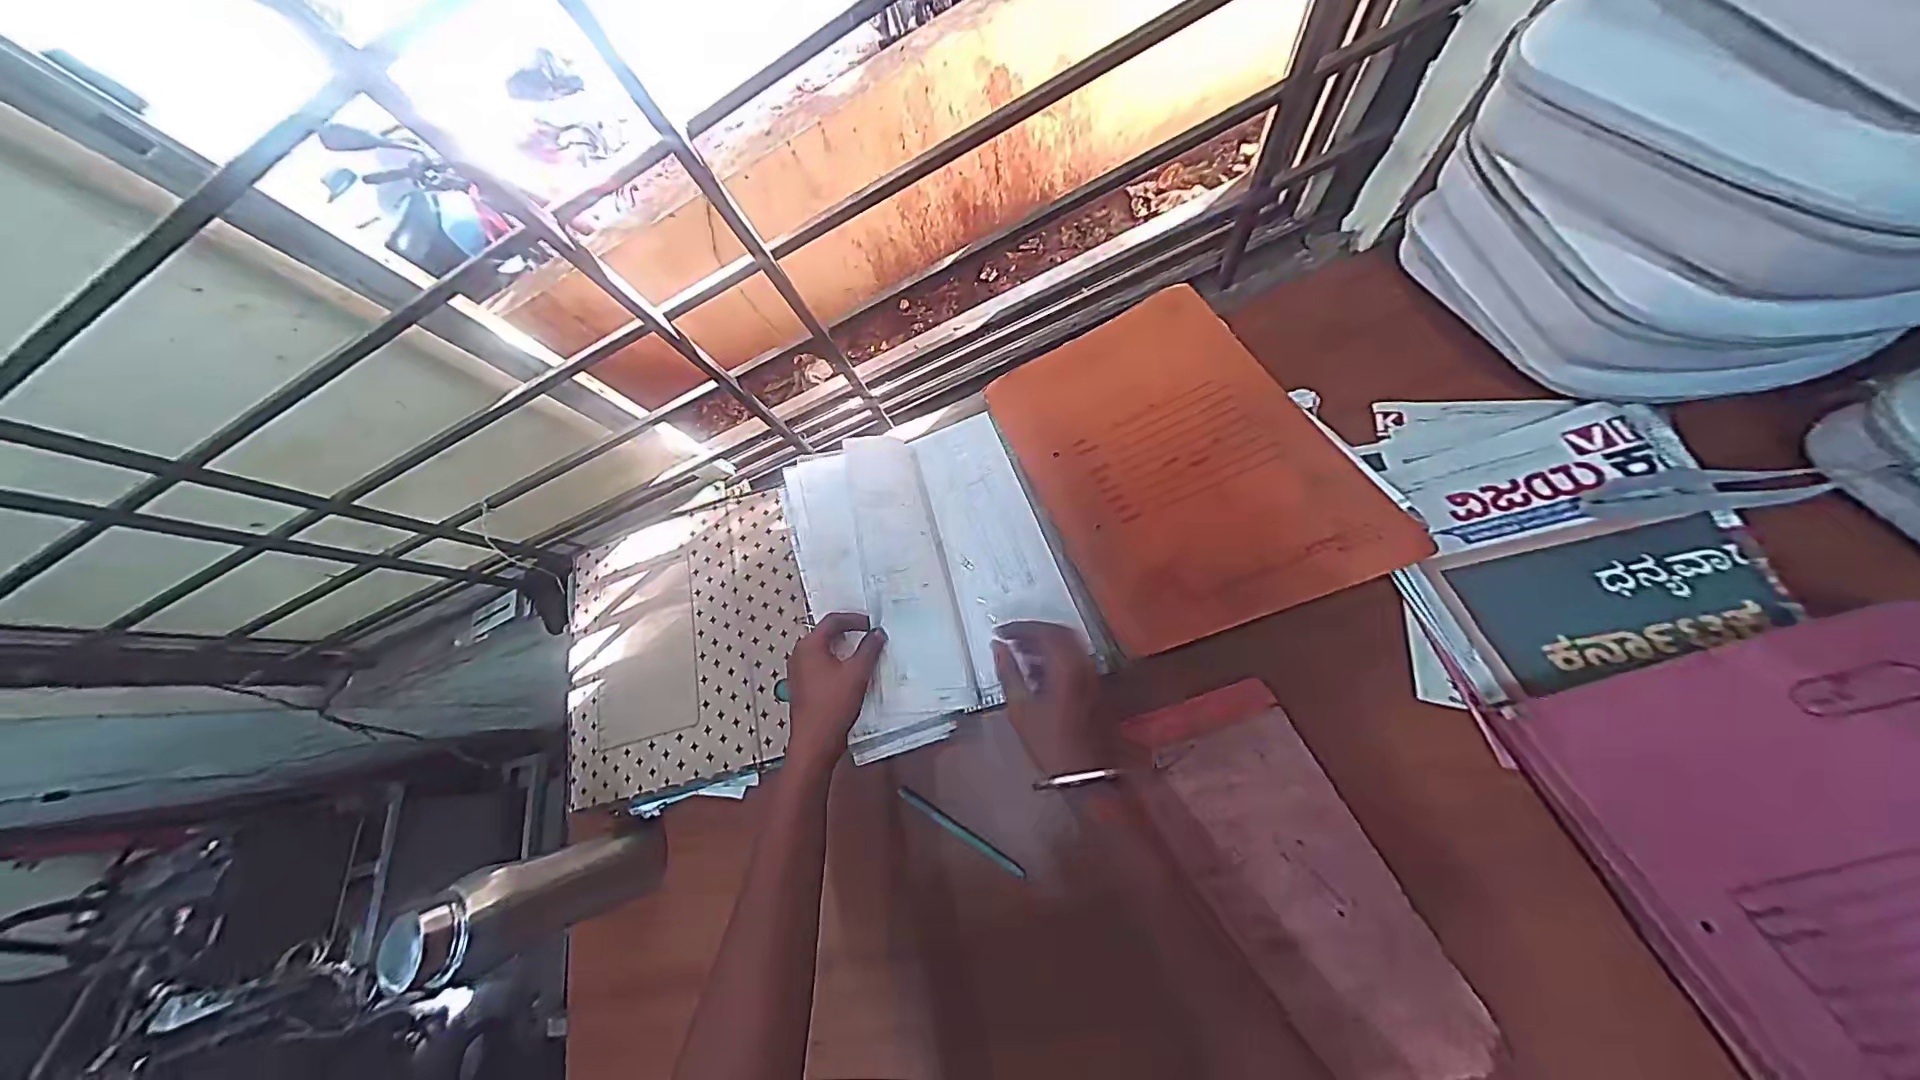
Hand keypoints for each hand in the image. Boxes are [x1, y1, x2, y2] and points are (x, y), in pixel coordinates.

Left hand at [784, 613, 885, 775]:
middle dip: (849, 633)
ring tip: (862, 655)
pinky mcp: (802, 686)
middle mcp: (799, 655)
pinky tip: (850, 674)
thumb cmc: (832, 707)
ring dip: (843, 649)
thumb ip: (869, 649)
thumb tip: (876, 634)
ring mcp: (798, 671)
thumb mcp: (858, 673)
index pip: (832, 621)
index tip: (870, 625)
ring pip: (823, 650)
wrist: (816, 741)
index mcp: (809, 646)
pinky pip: (820, 665)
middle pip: (825, 634)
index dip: (854, 619)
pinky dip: (836, 663)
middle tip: (868, 637)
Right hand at [990, 621, 1105, 775]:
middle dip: (1032, 631)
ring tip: (1019, 654)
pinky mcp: (1093, 685)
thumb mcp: (1020, 708)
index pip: (1042, 630)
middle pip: (1057, 632)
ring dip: (1043, 643)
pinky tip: (1036, 671)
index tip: (1001, 632)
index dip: (1018, 627)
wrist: (1085, 772)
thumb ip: (1008, 672)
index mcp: (1065, 665)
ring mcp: (1091, 674)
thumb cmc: (1051, 744)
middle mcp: (1083, 664)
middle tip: (1011, 638)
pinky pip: (1073, 658)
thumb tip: (998, 649)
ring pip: (1067, 644)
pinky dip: (1054, 656)